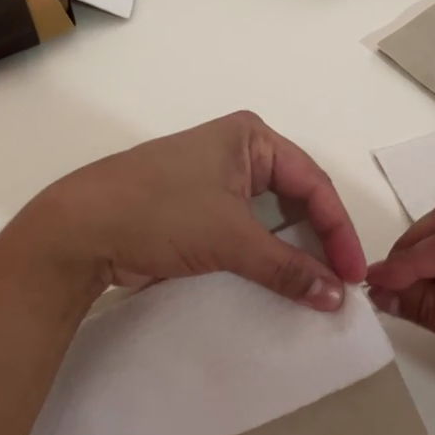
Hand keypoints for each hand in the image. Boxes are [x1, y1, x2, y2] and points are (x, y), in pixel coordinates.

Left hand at [12, 112, 366, 310]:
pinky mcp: (196, 210)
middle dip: (319, 239)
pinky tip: (277, 284)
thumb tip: (335, 296)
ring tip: (315, 288)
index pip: (313, 183)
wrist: (81, 229)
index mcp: (251, 138)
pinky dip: (263, 257)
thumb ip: (287, 268)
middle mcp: (237, 152)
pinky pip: (244, 232)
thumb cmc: (161, 213)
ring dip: (291, 252)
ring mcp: (214, 181)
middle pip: (295, 198)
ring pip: (270, 218)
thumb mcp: (231, 238)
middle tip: (339, 283)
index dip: (339, 231)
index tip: (353, 275)